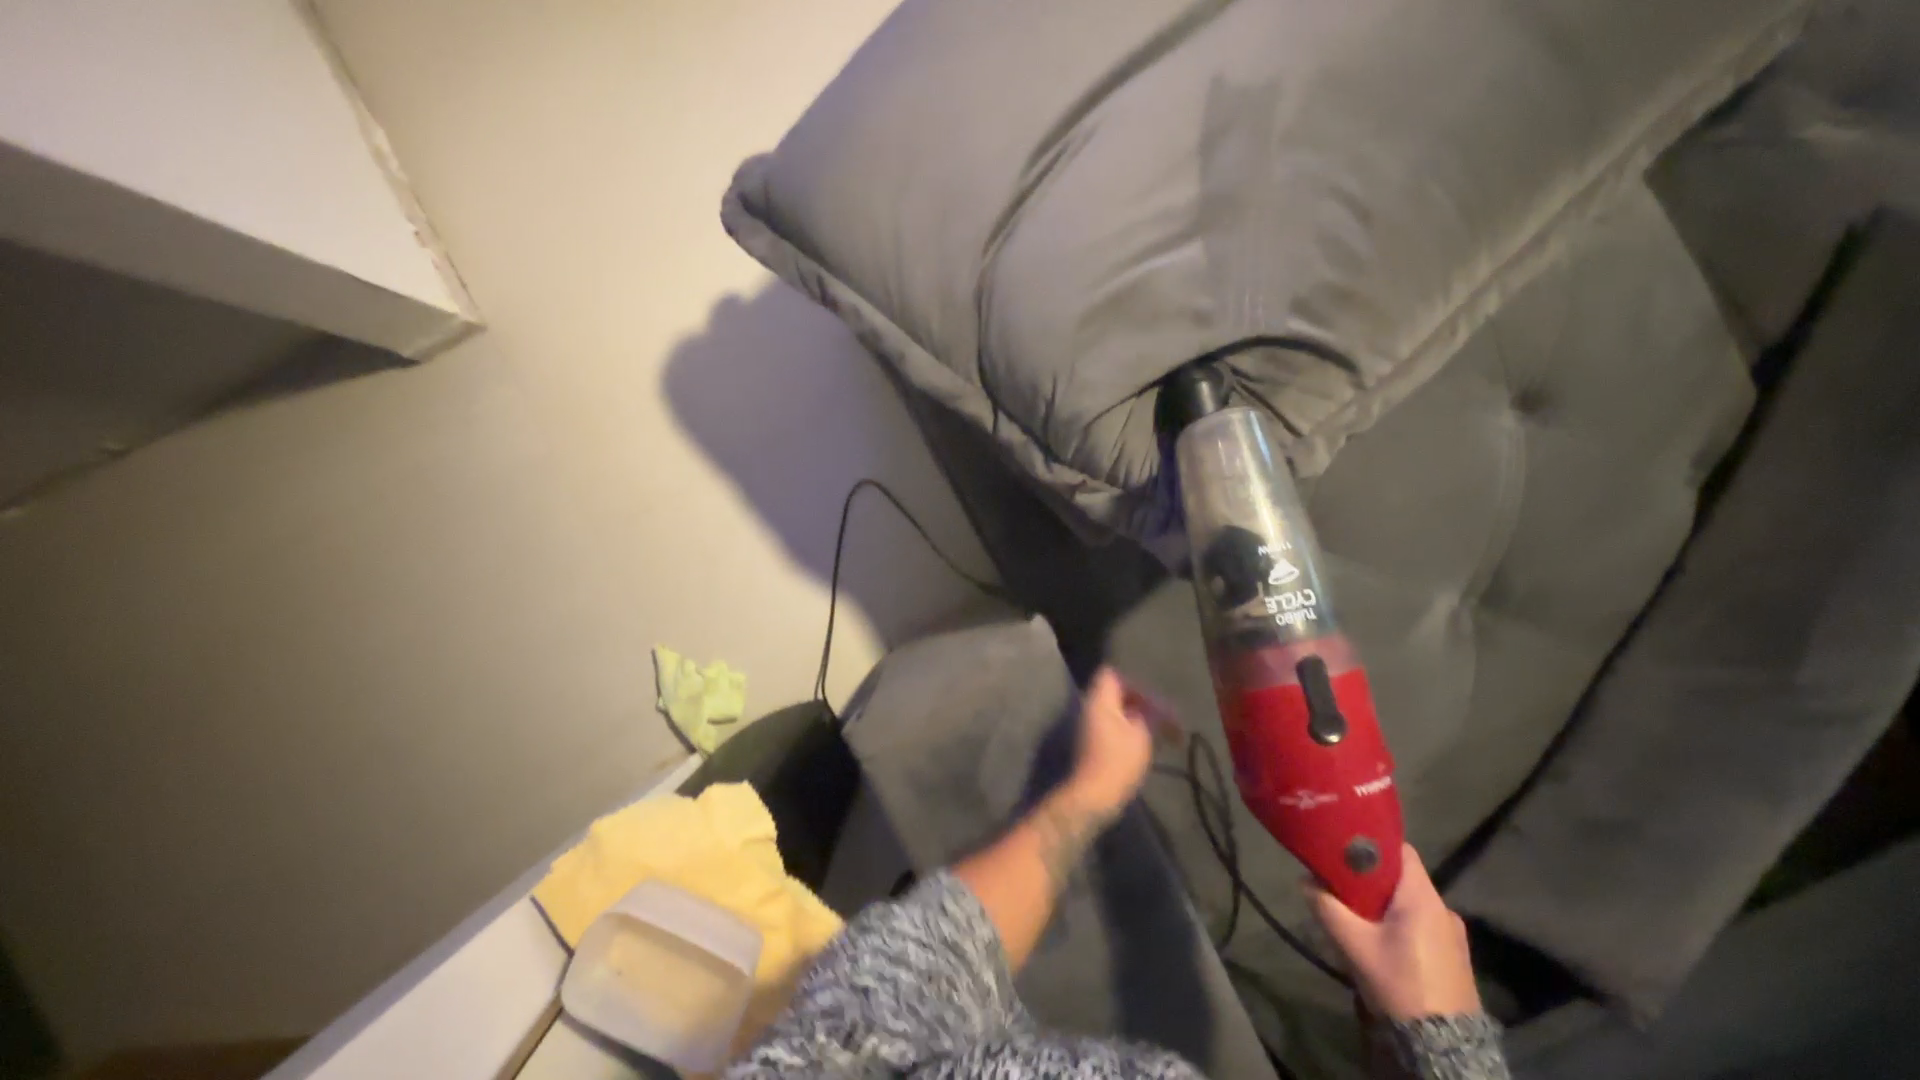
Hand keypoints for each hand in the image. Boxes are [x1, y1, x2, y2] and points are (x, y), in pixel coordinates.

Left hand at [1065, 667, 1177, 816]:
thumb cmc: (1118, 761)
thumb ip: (1150, 714)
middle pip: (1118, 694)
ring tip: (1165, 734)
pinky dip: (1133, 732)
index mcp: (1099, 700)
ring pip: (1119, 713)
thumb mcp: (1141, 734)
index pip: (1112, 675)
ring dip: (1141, 720)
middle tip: (1168, 720)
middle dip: (1145, 704)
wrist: (1094, 796)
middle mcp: (1090, 708)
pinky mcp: (1093, 745)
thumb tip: (1155, 708)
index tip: (1155, 702)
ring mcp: (1090, 727)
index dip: (1135, 684)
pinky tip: (1150, 745)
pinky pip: (1115, 728)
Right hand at [1306, 845, 1482, 1020]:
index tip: (1345, 850)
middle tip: (1342, 886)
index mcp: (1422, 898)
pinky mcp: (1455, 955)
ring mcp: (1453, 933)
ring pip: (1412, 902)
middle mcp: (1443, 908)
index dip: (1372, 845)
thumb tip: (1305, 881)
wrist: (1444, 1042)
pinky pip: (1423, 924)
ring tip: (1359, 916)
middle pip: (1403, 877)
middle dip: (1372, 878)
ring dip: (1386, 904)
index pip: (1400, 850)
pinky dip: (1401, 923)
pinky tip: (1383, 942)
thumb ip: (1328, 909)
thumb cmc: (1399, 983)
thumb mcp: (1354, 946)